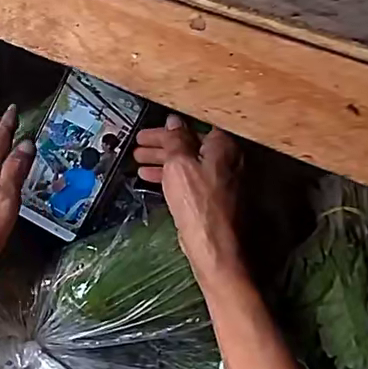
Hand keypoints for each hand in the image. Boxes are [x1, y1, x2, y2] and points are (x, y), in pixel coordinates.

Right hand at [133, 115, 243, 279]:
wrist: (215, 247)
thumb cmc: (198, 204)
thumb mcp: (179, 164)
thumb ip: (175, 140)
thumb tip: (174, 121)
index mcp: (223, 145)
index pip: (193, 126)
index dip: (167, 129)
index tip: (146, 133)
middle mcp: (228, 160)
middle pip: (190, 144)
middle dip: (162, 146)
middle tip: (139, 147)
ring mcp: (224, 180)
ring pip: (189, 163)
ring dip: (164, 161)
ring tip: (139, 163)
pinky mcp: (216, 199)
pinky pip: (191, 179)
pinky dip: (173, 177)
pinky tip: (155, 180)